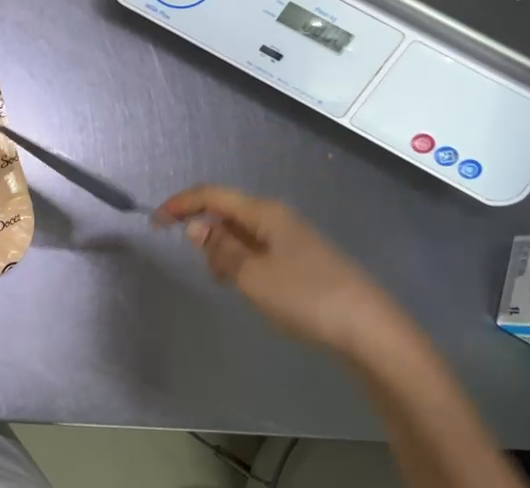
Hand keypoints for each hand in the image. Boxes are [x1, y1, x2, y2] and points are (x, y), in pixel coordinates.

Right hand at [156, 185, 409, 357]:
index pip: (212, 195)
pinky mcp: (308, 263)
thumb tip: (196, 226)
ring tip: (227, 283)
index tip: (155, 222)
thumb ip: (220, 248)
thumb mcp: (252, 276)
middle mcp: (280, 218)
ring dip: (226, 250)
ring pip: (245, 234)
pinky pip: (262, 251)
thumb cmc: (307, 298)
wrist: (374, 334)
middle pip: (229, 212)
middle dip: (206, 232)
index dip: (181, 204)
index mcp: (265, 213)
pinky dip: (245, 262)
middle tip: (205, 269)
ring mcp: (296, 240)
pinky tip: (252, 288)